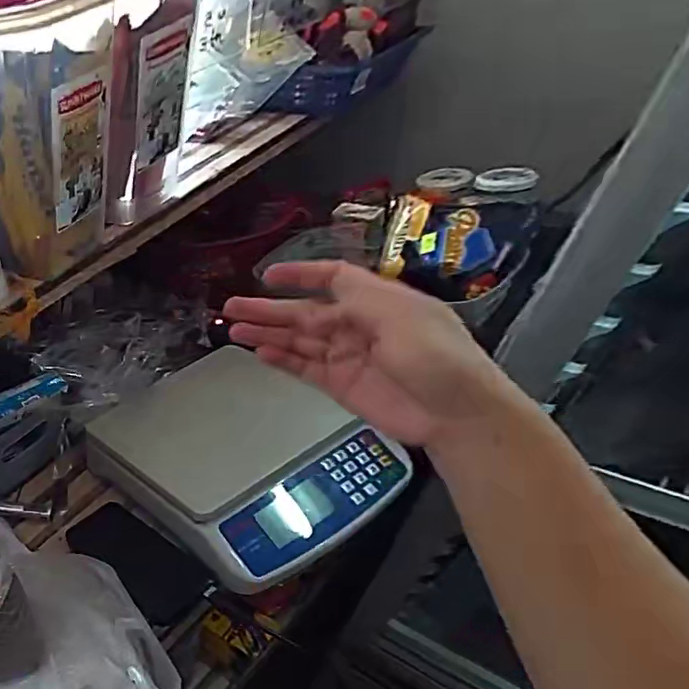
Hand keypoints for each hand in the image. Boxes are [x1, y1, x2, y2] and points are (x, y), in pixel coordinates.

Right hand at [223, 261, 521, 448]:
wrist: (454, 413)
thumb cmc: (440, 359)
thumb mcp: (402, 316)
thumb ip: (359, 300)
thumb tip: (326, 289)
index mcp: (378, 301)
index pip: (332, 279)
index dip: (300, 275)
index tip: (269, 275)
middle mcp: (358, 325)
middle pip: (304, 312)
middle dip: (269, 309)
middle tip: (234, 306)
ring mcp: (347, 356)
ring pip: (298, 340)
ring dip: (267, 334)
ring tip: (236, 330)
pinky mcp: (340, 384)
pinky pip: (303, 368)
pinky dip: (282, 360)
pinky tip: (261, 354)